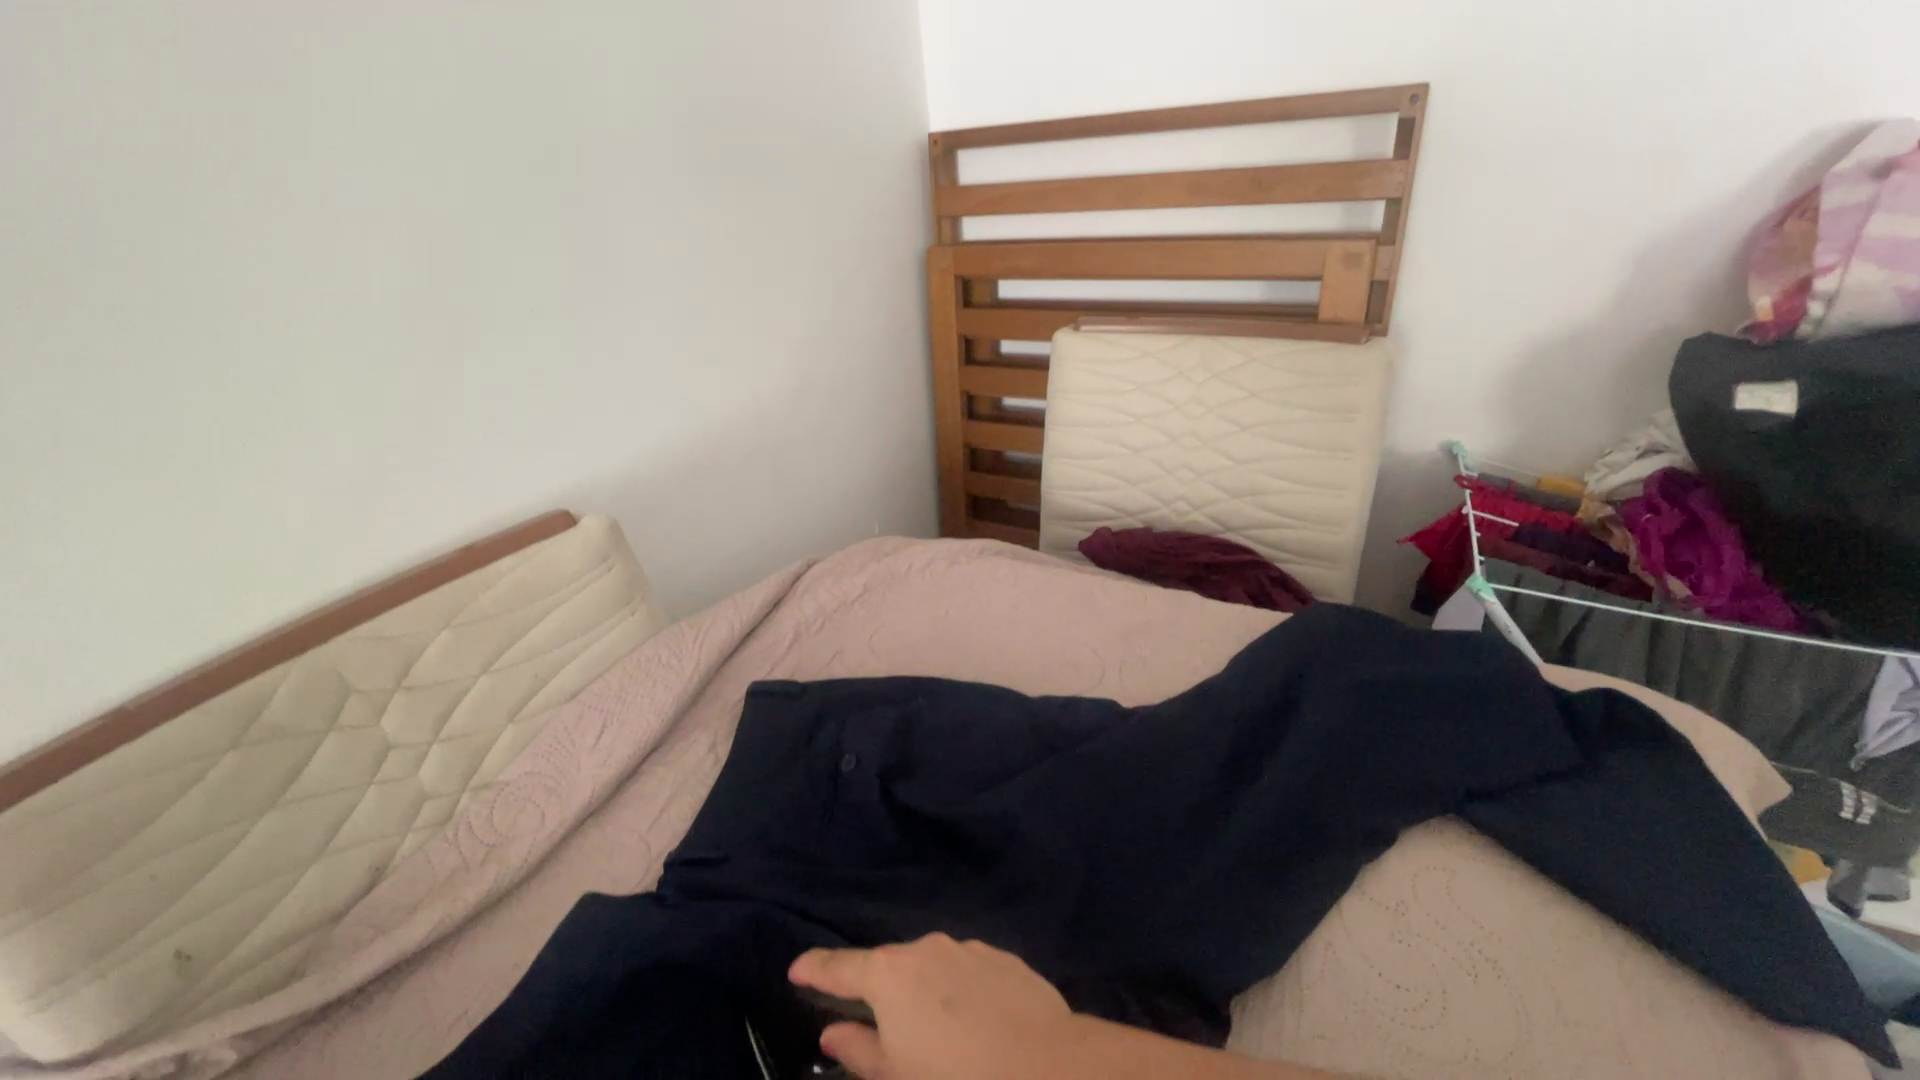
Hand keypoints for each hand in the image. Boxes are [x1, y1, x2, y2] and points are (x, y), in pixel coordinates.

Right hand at [787, 933, 1081, 1079]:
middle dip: (879, 990)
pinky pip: (967, 972)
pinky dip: (959, 992)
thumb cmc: (957, 1079)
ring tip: (935, 1030)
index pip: (840, 966)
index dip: (815, 968)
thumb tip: (832, 1032)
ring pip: (931, 967)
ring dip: (924, 991)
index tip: (797, 969)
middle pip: (889, 966)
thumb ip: (860, 1051)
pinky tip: (973, 1023)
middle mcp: (926, 948)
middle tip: (878, 1024)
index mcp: (889, 975)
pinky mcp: (1004, 958)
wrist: (1049, 1067)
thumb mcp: (897, 1076)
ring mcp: (968, 949)